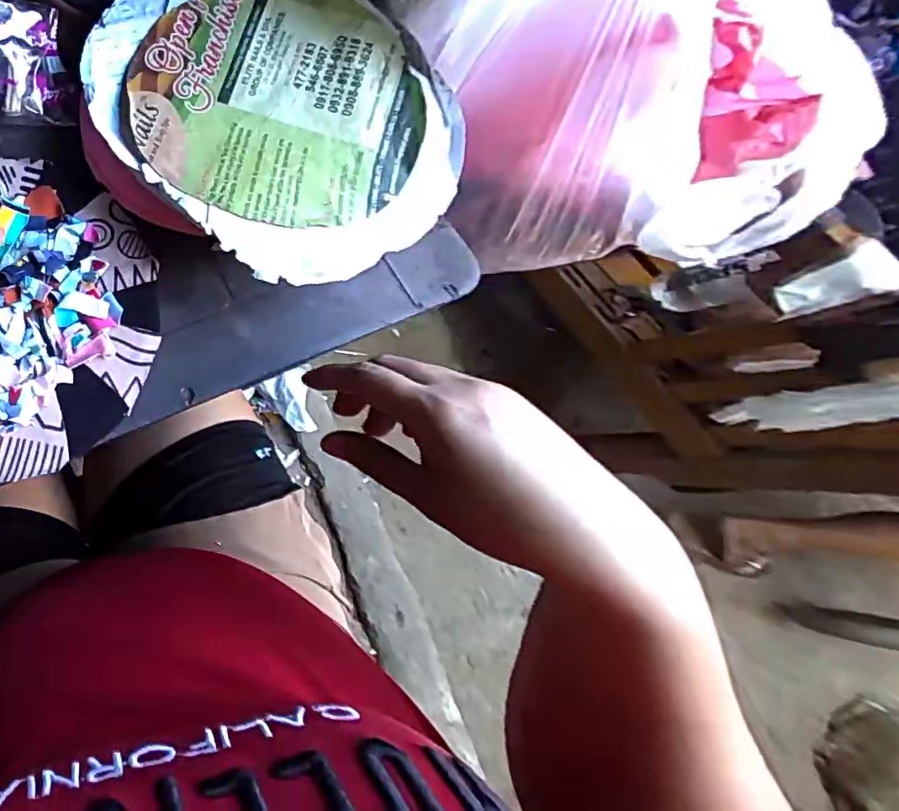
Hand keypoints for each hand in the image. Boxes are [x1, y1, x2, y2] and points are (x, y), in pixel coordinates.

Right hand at [303, 357, 698, 607]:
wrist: (591, 531)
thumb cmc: (499, 521)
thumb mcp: (427, 495)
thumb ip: (374, 460)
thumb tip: (330, 441)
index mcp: (434, 410)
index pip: (368, 378)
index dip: (332, 376)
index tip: (307, 381)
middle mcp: (459, 386)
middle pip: (392, 367)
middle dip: (360, 384)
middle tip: (344, 416)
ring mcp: (488, 388)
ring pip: (421, 374)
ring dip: (391, 391)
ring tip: (384, 431)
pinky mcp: (508, 398)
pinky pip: (448, 383)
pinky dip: (421, 397)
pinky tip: (426, 432)